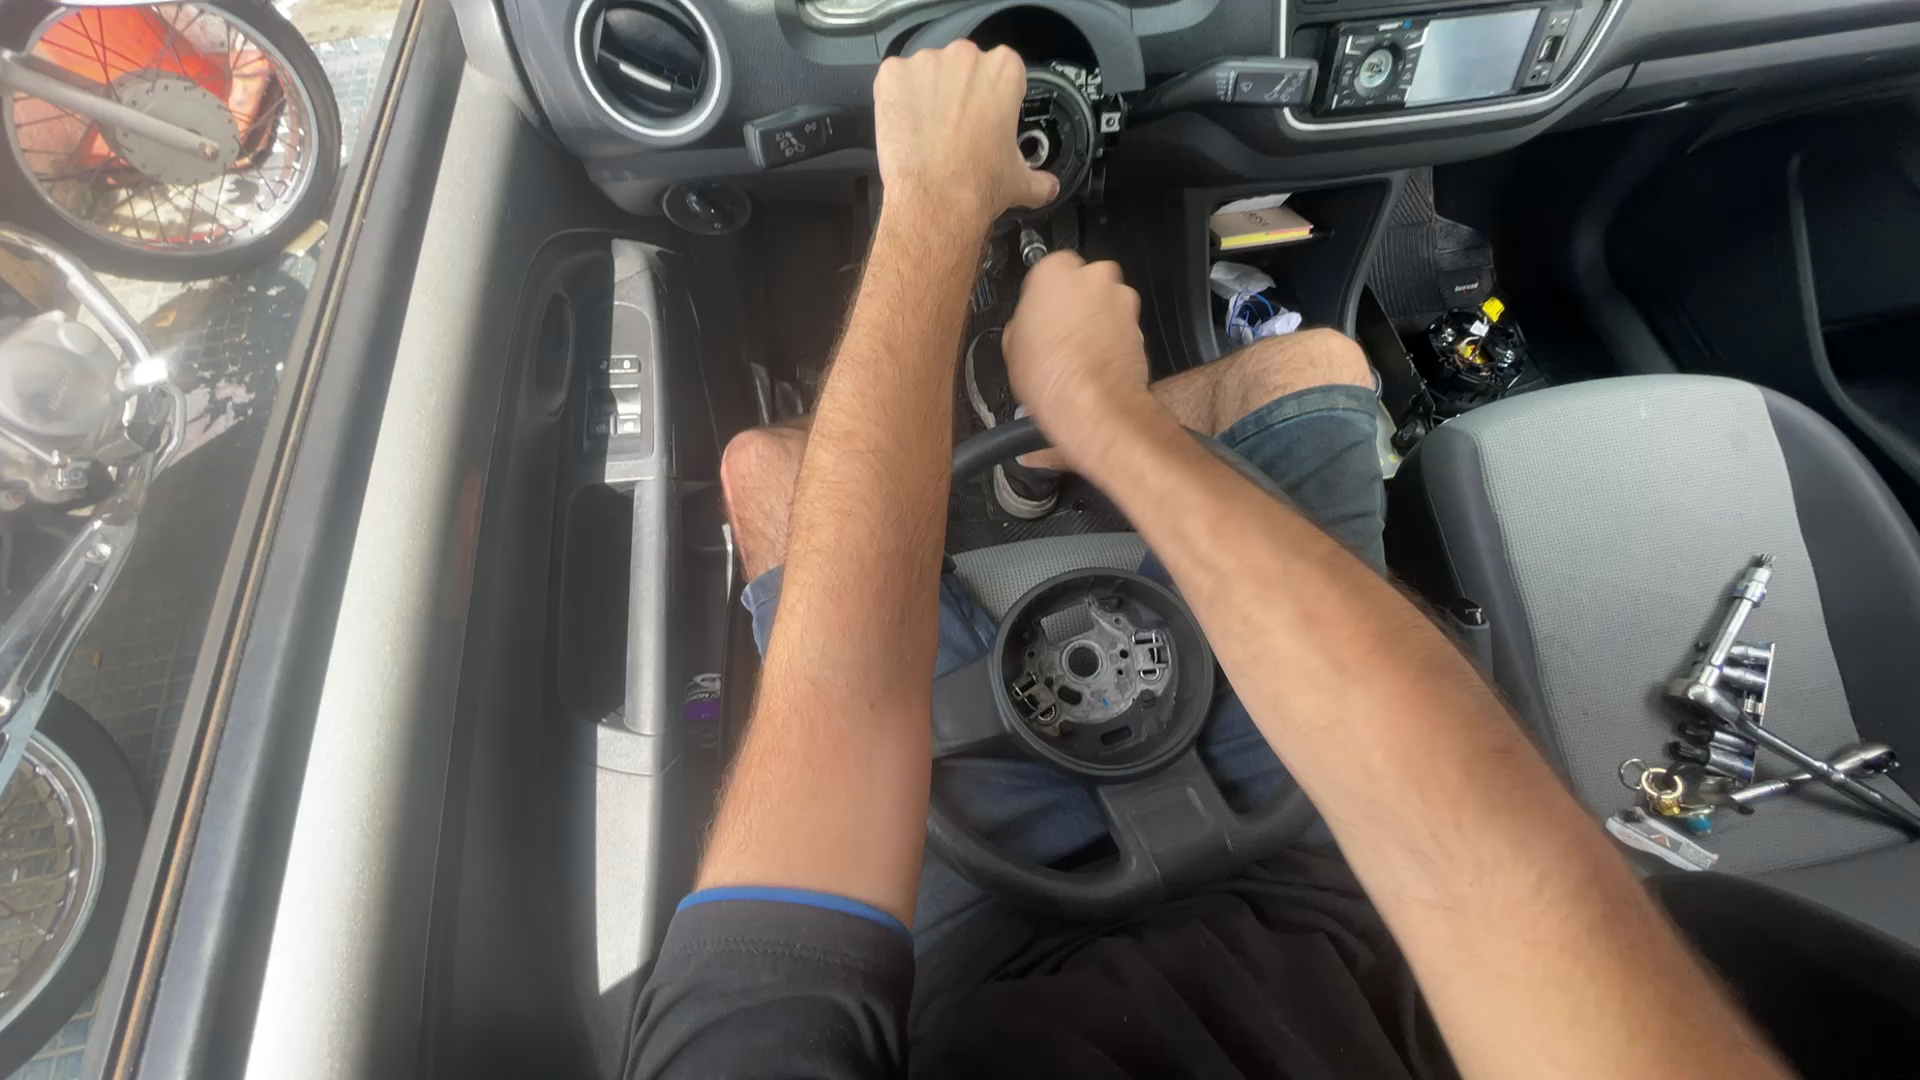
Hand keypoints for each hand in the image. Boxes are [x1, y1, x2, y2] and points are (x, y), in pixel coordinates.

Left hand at [873, 42, 1058, 225]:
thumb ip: (1039, 178)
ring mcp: (926, 63)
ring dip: (928, 98)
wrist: (936, 203)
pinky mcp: (893, 76)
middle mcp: (966, 57)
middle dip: (959, 96)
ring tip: (930, 138)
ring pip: (928, 74)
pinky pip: (894, 82)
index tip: (987, 121)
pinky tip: (907, 132)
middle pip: (963, 68)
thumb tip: (1048, 186)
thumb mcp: (1020, 183)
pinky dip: (898, 103)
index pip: (1003, 73)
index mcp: (1004, 72)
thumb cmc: (977, 187)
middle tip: (957, 134)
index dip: (993, 100)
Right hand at [1003, 251, 1152, 449]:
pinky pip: (1121, 326)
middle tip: (1055, 334)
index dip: (1042, 297)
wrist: (1091, 403)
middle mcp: (1093, 276)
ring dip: (1094, 322)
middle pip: (1080, 284)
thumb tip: (1026, 330)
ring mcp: (1121, 299)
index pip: (1046, 270)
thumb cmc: (1053, 374)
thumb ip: (1023, 324)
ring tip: (1075, 354)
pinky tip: (1093, 364)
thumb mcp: (1013, 347)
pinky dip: (1110, 340)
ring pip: (1104, 304)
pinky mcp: (1139, 325)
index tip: (1038, 314)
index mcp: (1054, 271)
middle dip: (1072, 305)